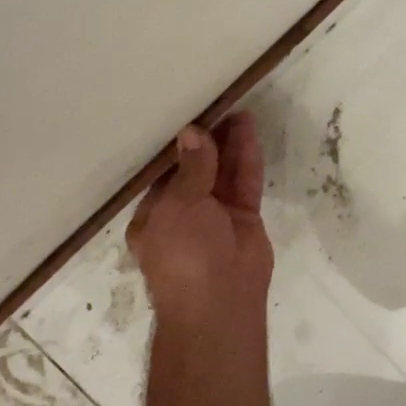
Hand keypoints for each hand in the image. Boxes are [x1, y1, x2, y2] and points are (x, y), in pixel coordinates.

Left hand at [127, 114, 273, 327]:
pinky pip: (245, 183)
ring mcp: (217, 217)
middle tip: (218, 105)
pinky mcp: (245, 219)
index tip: (189, 115)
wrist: (220, 301)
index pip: (165, 174)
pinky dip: (247, 159)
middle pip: (198, 169)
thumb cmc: (183, 254)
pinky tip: (249, 132)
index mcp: (155, 216)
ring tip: (238, 109)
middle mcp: (184, 214)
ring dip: (230, 144)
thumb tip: (192, 133)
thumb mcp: (178, 207)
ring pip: (223, 173)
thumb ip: (191, 168)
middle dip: (208, 141)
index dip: (179, 147)